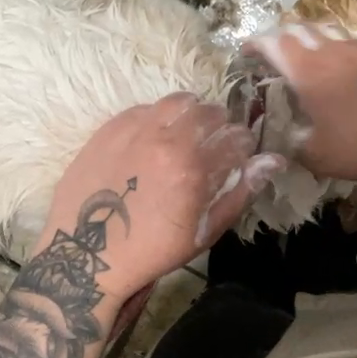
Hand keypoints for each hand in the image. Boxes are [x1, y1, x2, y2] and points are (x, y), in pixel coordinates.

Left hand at [43, 94, 281, 299]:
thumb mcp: (203, 232)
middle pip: (210, 112)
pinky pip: (145, 107)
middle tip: (216, 140)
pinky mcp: (111, 128)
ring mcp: (136, 130)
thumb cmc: (151, 250)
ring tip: (187, 130)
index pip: (237, 138)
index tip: (242, 152)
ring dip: (191, 112)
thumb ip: (240, 192)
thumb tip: (273, 161)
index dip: (246, 143)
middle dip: (221, 124)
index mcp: (194, 169)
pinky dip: (159, 116)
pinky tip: (155, 136)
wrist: (83, 255)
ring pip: (178, 101)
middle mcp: (167, 140)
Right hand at [248, 23, 356, 184]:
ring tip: (306, 58)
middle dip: (281, 38)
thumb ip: (293, 144)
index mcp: (308, 71)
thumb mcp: (319, 156)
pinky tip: (342, 71)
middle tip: (273, 55)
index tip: (246, 52)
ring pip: (326, 32)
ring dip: (310, 39)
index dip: (255, 44)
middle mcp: (331, 50)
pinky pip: (350, 43)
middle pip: (299, 30)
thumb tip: (281, 139)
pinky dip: (335, 49)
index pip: (273, 44)